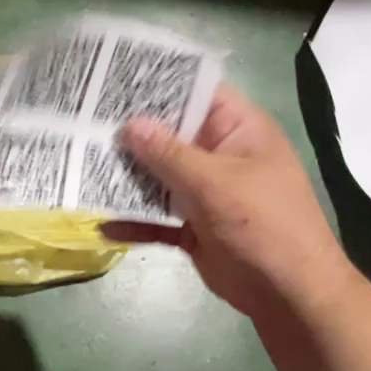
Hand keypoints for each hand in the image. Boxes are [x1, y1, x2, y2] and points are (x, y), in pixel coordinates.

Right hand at [103, 84, 357, 321]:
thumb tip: (130, 124)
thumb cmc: (265, 224)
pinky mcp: (194, 228)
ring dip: (127, 177)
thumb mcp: (217, 183)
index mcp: (238, 130)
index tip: (115, 78)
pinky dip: (135, 221)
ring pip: (159, 177)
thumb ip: (170, 154)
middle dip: (132, 132)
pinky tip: (103, 224)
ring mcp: (206, 193)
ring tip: (81, 164)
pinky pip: (158, 219)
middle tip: (83, 120)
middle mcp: (220, 156)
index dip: (160, 83)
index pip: (197, 93)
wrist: (288, 292)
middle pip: (171, 135)